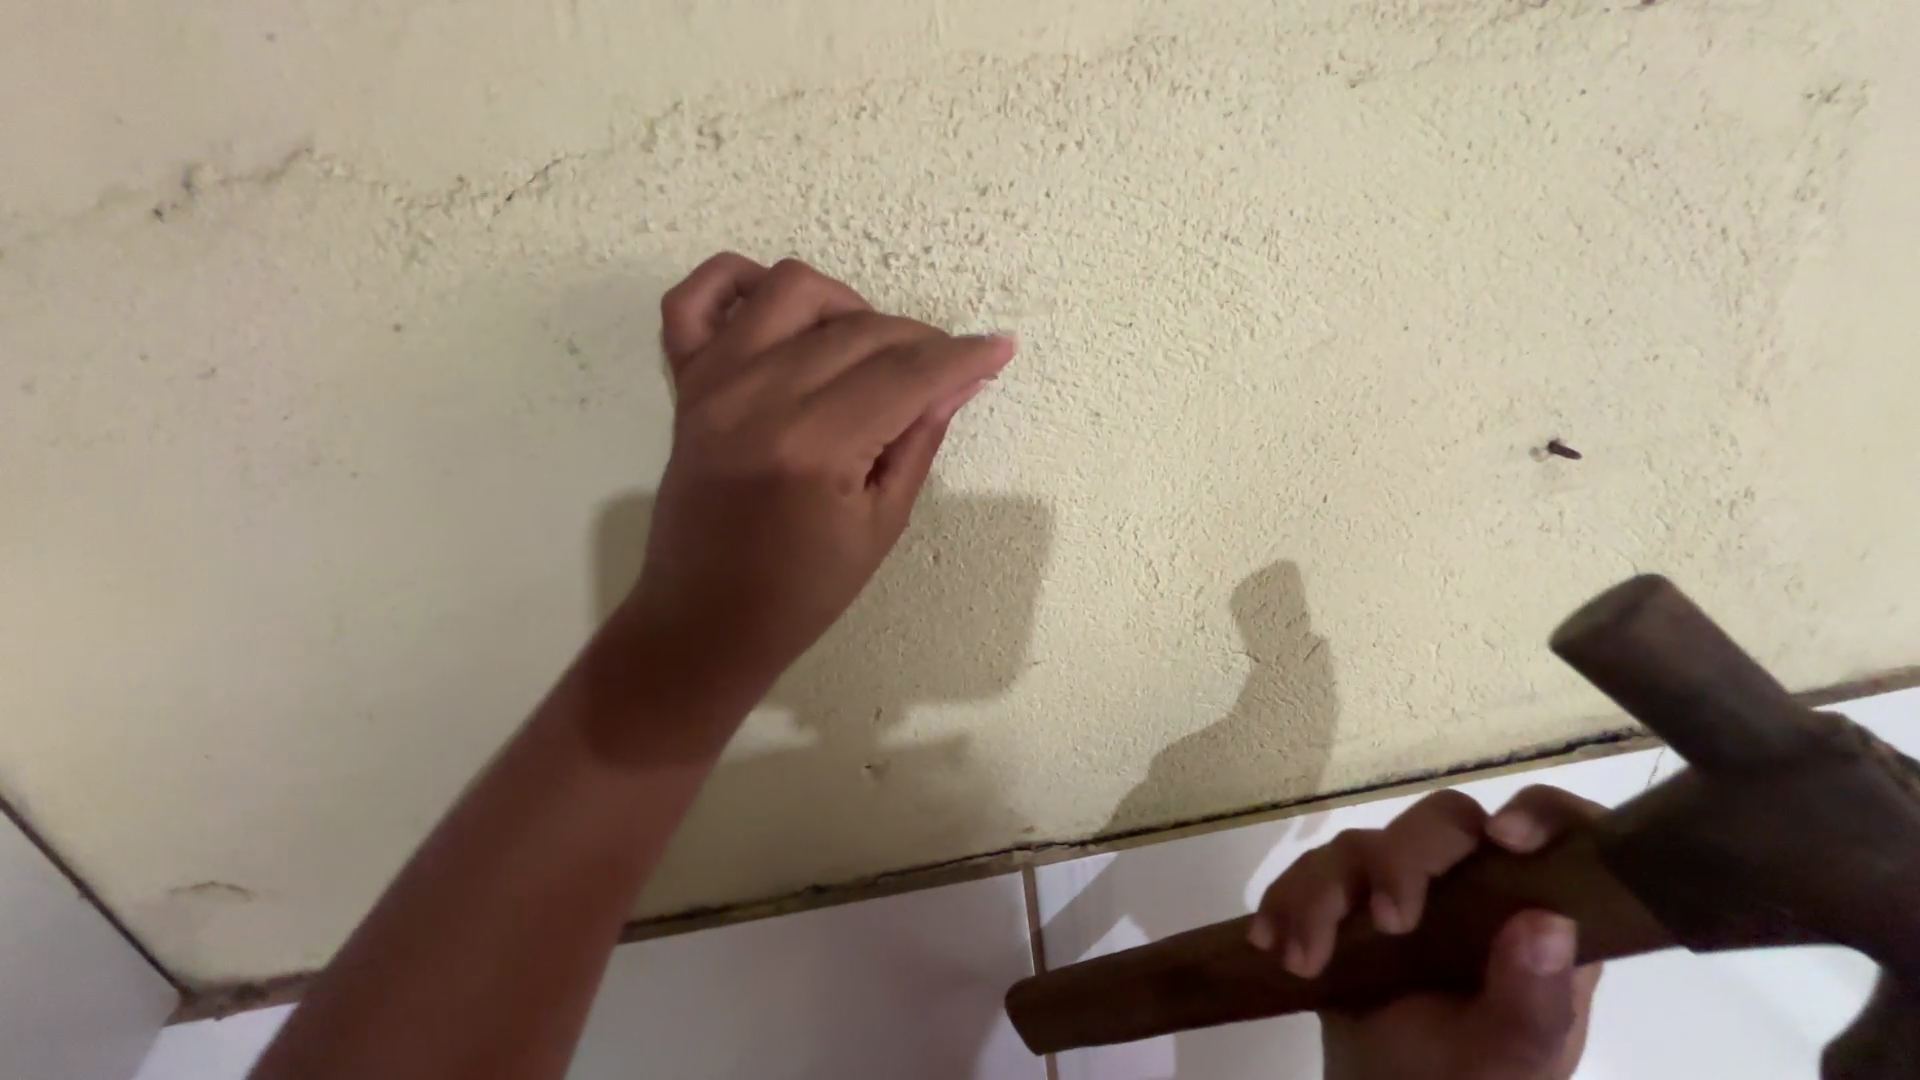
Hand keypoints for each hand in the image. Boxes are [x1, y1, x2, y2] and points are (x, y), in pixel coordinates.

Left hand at [622, 254, 1013, 725]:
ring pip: (791, 289)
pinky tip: (779, 312)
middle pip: (858, 330)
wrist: (705, 619)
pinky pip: (697, 296)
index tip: (999, 347)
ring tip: (868, 350)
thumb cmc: (802, 591)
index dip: (962, 357)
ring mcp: (713, 383)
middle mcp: (759, 398)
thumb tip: (959, 380)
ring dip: (846, 305)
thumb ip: (919, 439)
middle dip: (919, 339)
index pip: (906, 374)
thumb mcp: (882, 523)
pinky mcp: (684, 383)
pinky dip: (739, 282)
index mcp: (815, 447)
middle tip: (944, 368)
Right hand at [1250, 786, 1606, 1079]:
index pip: (1554, 831)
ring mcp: (1400, 885)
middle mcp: (1469, 885)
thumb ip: (1536, 1001)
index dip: (1538, 814)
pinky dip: (1284, 903)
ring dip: (1322, 895)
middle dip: (1403, 861)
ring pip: (1360, 846)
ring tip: (1302, 962)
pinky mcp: (1343, 896)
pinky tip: (1272, 946)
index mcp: (1530, 912)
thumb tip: (1549, 921)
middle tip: (1388, 923)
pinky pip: (1307, 872)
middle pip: (1442, 823)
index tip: (1506, 840)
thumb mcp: (1515, 1062)